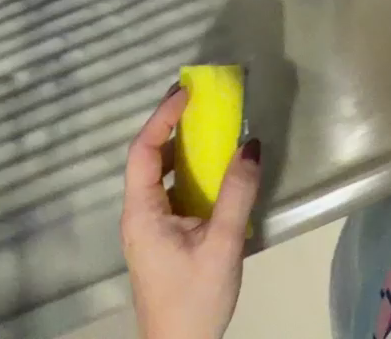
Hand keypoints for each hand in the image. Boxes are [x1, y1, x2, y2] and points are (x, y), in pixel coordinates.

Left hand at [121, 87, 261, 338]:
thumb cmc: (195, 298)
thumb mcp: (222, 244)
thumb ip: (236, 192)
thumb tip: (251, 143)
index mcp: (141, 213)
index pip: (142, 151)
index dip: (162, 118)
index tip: (186, 92)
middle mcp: (139, 214)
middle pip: (147, 157)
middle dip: (170, 123)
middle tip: (198, 97)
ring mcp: (150, 226)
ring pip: (159, 173)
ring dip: (181, 145)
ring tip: (208, 120)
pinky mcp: (164, 237)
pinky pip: (172, 189)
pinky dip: (189, 168)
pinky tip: (213, 164)